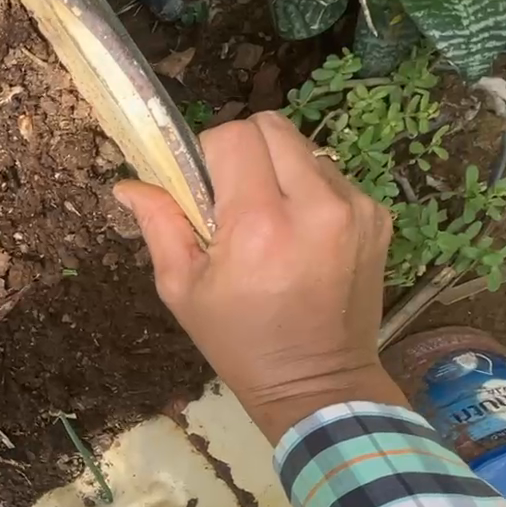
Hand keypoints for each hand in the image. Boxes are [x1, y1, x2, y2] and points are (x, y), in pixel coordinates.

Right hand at [114, 112, 406, 442]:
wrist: (316, 379)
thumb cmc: (235, 339)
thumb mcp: (180, 288)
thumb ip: (159, 225)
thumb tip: (128, 184)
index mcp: (258, 225)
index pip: (232, 138)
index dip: (205, 152)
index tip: (197, 187)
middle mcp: (314, 205)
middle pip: (271, 126)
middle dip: (239, 150)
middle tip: (225, 194)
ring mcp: (355, 206)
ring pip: (302, 147)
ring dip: (273, 169)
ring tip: (262, 218)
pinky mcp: (378, 214)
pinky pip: (330, 174)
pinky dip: (303, 190)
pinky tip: (294, 233)